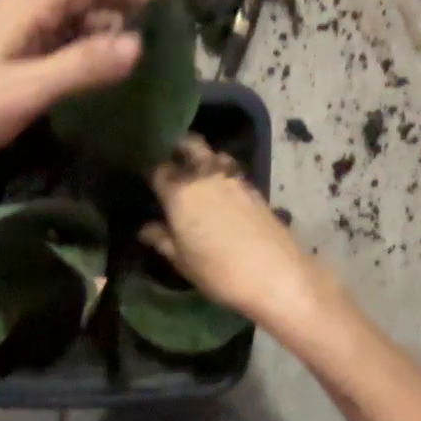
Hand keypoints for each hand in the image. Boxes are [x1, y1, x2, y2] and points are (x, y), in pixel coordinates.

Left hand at [0, 0, 161, 182]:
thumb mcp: (29, 91)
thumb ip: (82, 66)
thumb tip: (138, 46)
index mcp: (27, 6)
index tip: (166, 1)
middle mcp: (21, 8)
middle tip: (154, 7)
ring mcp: (12, 32)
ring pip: (66, 8)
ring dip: (102, 13)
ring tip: (136, 37)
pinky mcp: (7, 56)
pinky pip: (54, 34)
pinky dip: (82, 39)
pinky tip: (96, 62)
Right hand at [141, 136, 339, 331]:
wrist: (276, 275)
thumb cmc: (218, 271)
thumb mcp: (182, 261)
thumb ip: (161, 239)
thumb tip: (145, 228)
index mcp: (181, 192)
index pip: (158, 168)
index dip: (149, 170)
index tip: (144, 176)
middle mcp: (206, 176)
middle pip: (191, 145)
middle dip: (178, 147)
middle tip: (169, 159)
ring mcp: (234, 180)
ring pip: (215, 155)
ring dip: (204, 157)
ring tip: (196, 173)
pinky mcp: (255, 189)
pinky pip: (232, 172)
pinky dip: (222, 174)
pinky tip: (219, 192)